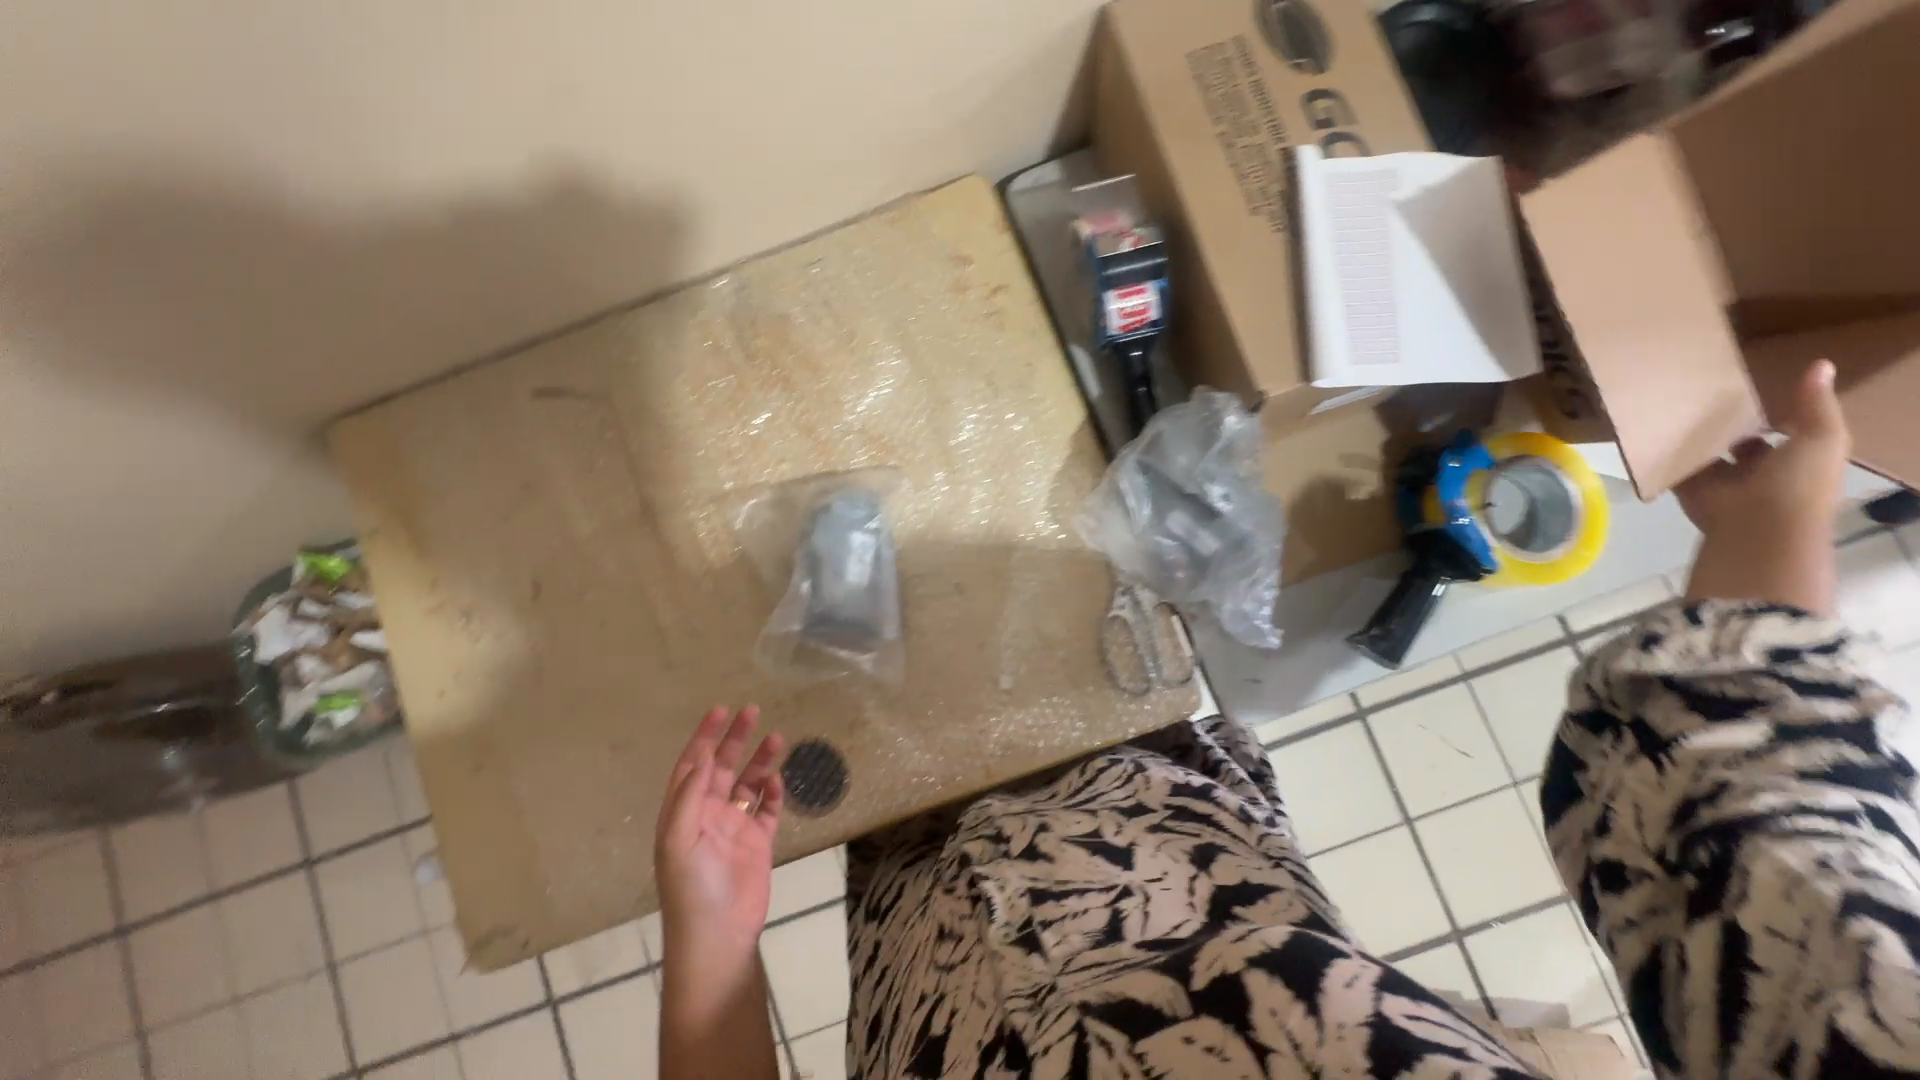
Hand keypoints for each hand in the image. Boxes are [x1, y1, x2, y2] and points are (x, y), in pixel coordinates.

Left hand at [655, 706, 785, 959]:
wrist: (719, 934)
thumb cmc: (691, 887)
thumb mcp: (678, 840)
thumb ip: (689, 797)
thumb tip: (701, 758)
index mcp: (683, 813)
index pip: (692, 765)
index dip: (704, 737)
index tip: (720, 710)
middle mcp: (708, 814)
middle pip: (722, 767)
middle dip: (736, 739)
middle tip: (753, 711)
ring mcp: (735, 828)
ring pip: (748, 784)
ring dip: (760, 761)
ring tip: (777, 738)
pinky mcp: (759, 842)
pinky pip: (768, 809)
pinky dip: (774, 792)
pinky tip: (779, 780)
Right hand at [1676, 360, 1850, 613]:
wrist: (1758, 527)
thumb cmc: (1799, 481)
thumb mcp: (1823, 437)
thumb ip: (1816, 404)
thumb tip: (1820, 364)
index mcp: (1792, 458)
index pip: (1778, 431)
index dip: (1768, 413)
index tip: (1746, 390)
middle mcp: (1755, 470)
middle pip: (1736, 441)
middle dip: (1723, 425)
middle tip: (1701, 395)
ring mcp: (1720, 481)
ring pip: (1703, 453)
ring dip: (1692, 437)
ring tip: (1672, 405)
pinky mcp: (1688, 488)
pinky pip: (1673, 468)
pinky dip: (1663, 454)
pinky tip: (1653, 430)